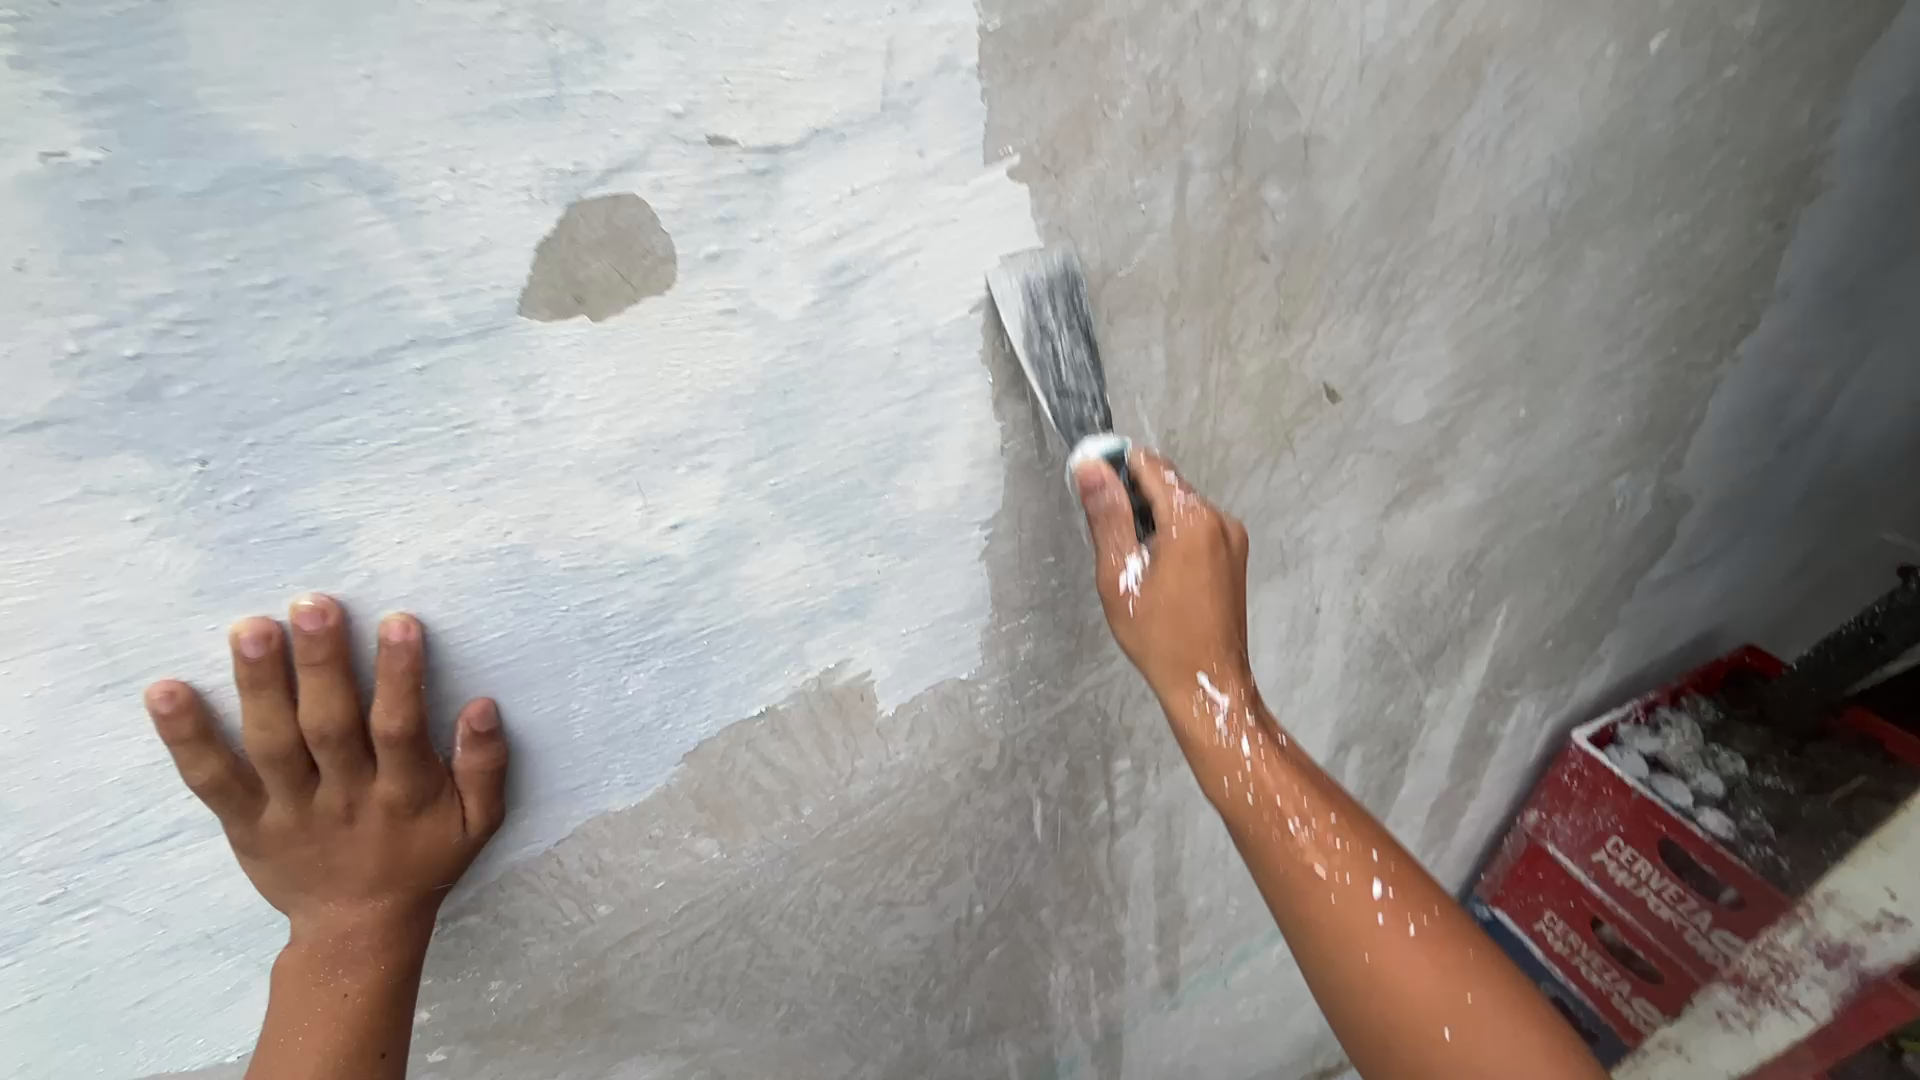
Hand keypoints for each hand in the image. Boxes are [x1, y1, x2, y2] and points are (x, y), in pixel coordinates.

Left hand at [143, 594, 508, 947]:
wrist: (358, 927)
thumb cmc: (429, 860)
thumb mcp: (482, 820)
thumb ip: (487, 765)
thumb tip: (483, 705)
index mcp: (404, 793)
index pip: (400, 725)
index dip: (399, 674)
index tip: (398, 621)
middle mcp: (344, 796)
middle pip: (327, 725)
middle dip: (321, 662)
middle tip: (312, 604)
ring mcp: (288, 810)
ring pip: (269, 743)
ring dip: (258, 684)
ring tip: (250, 628)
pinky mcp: (244, 823)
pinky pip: (210, 780)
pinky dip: (186, 737)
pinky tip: (168, 690)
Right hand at [1074, 447, 1252, 715]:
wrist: (1207, 683)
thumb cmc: (1158, 636)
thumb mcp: (1119, 575)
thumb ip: (1107, 515)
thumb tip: (1090, 467)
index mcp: (1191, 519)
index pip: (1149, 464)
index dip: (1115, 468)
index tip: (1091, 490)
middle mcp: (1219, 518)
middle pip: (1166, 484)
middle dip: (1132, 499)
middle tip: (1109, 540)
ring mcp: (1232, 537)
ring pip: (1180, 505)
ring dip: (1151, 519)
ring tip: (1131, 564)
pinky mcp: (1234, 554)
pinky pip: (1196, 526)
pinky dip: (1171, 534)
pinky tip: (1155, 570)